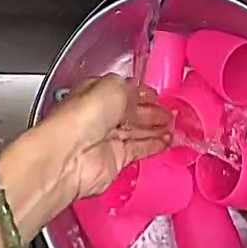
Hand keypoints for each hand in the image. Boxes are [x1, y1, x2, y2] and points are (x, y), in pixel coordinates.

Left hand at [38, 76, 172, 198]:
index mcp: (96, 92)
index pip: (123, 91)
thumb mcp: (114, 87)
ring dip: (157, 128)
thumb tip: (140, 94)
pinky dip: (155, 145)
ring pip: (138, 131)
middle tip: (172, 112)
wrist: (70, 154)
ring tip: (176, 126)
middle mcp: (100, 115)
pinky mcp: (115, 160)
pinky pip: (139, 149)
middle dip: (153, 112)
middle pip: (132, 112)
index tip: (158, 95)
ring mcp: (107, 138)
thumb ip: (131, 90)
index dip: (141, 93)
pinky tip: (168, 141)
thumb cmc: (82, 116)